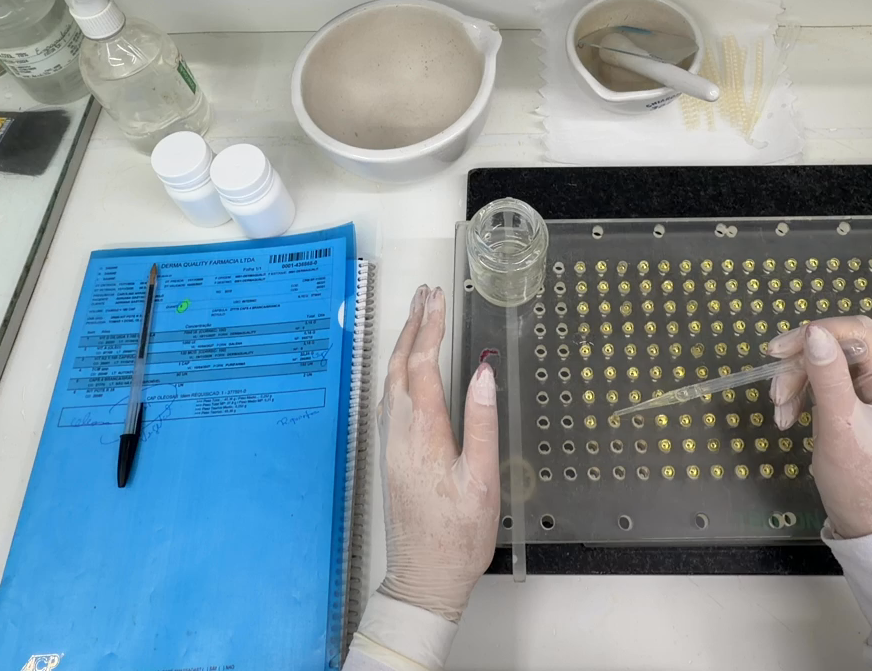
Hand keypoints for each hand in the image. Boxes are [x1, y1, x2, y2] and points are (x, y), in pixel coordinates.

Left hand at [377, 285, 499, 620]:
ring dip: (404, 343)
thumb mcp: (483, 479)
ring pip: (391, 379)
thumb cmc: (460, 533)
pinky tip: (406, 364)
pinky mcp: (390, 453)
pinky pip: (389, 396)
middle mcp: (400, 430)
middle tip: (425, 293)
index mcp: (424, 432)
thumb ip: (481, 422)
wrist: (424, 578)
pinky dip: (399, 367)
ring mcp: (391, 442)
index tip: (438, 297)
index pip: (424, 364)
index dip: (431, 327)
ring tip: (417, 316)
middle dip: (413, 325)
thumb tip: (482, 372)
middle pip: (401, 364)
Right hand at [766, 317, 871, 538]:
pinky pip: (824, 384)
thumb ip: (827, 376)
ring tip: (779, 411)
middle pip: (840, 348)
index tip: (779, 350)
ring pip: (826, 365)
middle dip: (803, 362)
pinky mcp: (854, 406)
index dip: (819, 332)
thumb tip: (812, 331)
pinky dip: (801, 395)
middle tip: (775, 385)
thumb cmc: (862, 483)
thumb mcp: (840, 427)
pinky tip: (787, 416)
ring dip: (796, 382)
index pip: (861, 334)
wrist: (870, 531)